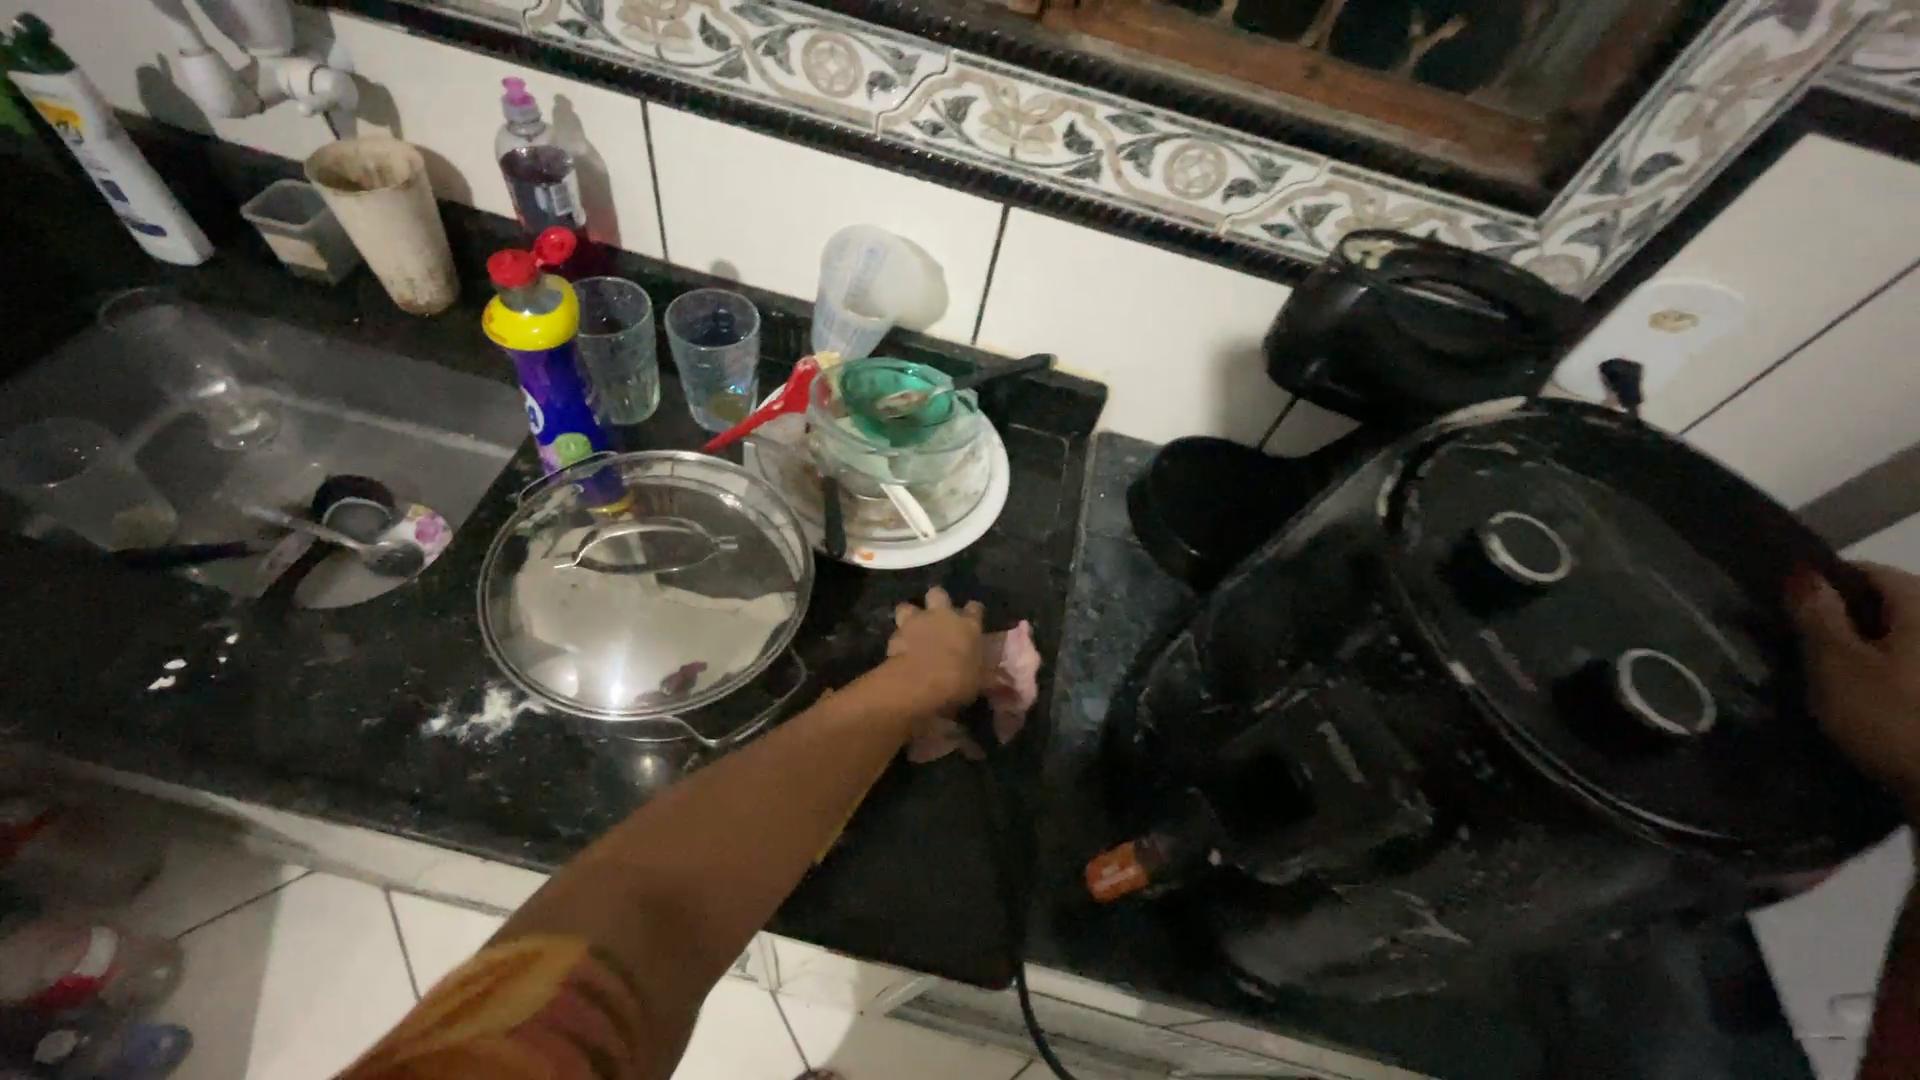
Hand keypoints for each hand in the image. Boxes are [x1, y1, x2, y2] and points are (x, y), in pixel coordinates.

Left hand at [879, 587, 986, 717]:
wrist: (920, 682)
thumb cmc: (959, 679)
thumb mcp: (981, 683)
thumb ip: (993, 680)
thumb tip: (1011, 688)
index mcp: (968, 624)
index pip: (975, 608)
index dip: (974, 611)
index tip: (974, 617)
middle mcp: (942, 615)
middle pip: (938, 593)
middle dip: (937, 601)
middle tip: (938, 615)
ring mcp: (917, 621)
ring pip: (908, 606)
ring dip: (910, 615)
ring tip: (912, 628)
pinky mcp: (896, 634)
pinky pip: (896, 631)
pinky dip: (898, 639)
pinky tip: (900, 649)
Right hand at [1789, 563, 1919, 814]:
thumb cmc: (1891, 717)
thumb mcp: (1836, 664)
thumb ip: (1816, 614)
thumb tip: (1802, 571)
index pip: (1871, 572)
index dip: (1824, 581)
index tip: (1783, 605)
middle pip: (1891, 605)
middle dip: (1844, 617)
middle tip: (1798, 642)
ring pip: (1901, 639)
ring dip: (1865, 648)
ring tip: (1827, 675)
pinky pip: (1910, 669)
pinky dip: (1887, 673)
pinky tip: (1864, 698)